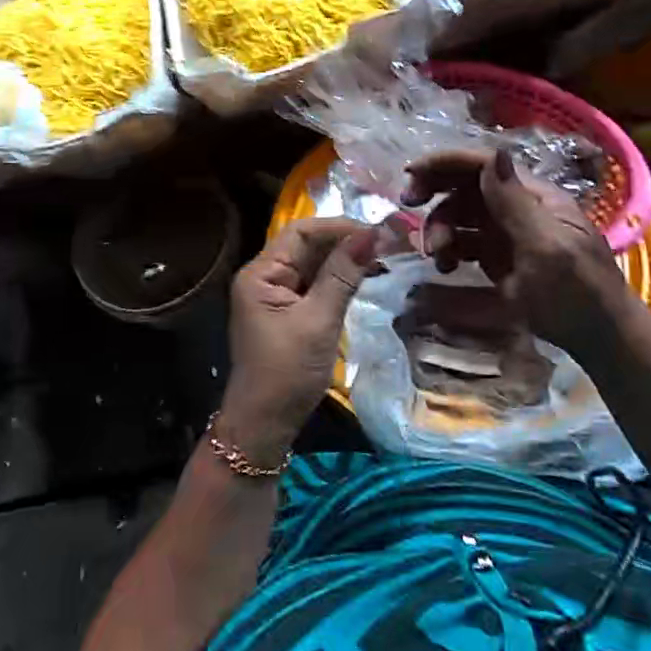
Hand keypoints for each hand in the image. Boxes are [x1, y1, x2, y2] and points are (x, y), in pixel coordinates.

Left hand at [221, 217, 378, 464]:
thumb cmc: (288, 373)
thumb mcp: (319, 321)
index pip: (300, 232)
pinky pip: (313, 284)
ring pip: (312, 264)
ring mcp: (274, 294)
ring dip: (344, 259)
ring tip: (384, 256)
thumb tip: (373, 234)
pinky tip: (364, 277)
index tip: (379, 231)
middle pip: (306, 245)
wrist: (265, 423)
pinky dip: (337, 279)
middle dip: (345, 240)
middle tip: (390, 241)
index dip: (339, 226)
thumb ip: (343, 275)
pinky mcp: (287, 312)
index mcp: (260, 272)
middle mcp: (263, 276)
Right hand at [403, 149, 643, 353]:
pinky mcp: (499, 258)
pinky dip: (448, 250)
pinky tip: (446, 268)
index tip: (410, 173)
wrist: (601, 339)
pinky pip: (463, 242)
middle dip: (434, 191)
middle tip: (407, 205)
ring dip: (439, 227)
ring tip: (435, 255)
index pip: (483, 164)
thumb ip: (515, 203)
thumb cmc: (577, 293)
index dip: (444, 162)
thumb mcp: (546, 248)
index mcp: (534, 196)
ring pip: (460, 215)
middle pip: (465, 185)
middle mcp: (518, 207)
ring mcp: (508, 233)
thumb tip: (493, 153)